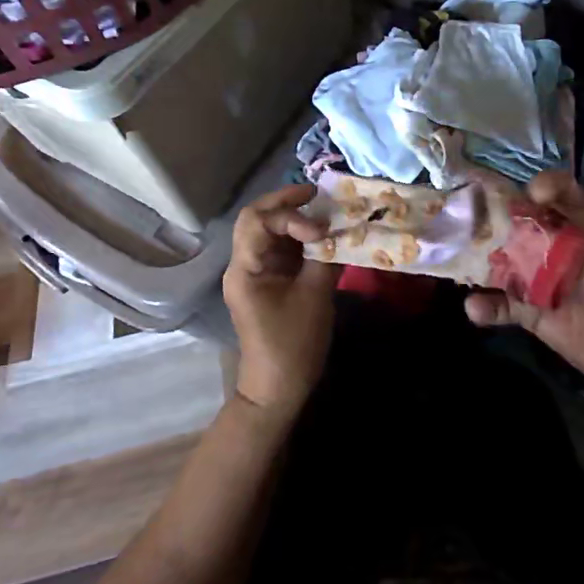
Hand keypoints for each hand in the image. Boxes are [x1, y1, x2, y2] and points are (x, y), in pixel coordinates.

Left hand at [222, 183, 340, 417]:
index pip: (258, 220)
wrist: (277, 389)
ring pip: (270, 231)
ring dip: (296, 219)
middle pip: (258, 219)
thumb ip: (325, 257)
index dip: (291, 214)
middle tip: (319, 194)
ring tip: (326, 212)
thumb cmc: (293, 345)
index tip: (320, 230)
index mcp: (245, 268)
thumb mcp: (314, 298)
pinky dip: (301, 239)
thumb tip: (338, 229)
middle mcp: (244, 264)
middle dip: (288, 203)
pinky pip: (282, 249)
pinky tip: (324, 236)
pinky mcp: (270, 282)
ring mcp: (256, 273)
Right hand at [465, 171, 583, 390]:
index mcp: (580, 228)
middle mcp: (554, 249)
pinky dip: (486, 306)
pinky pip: (504, 306)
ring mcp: (539, 281)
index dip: (544, 188)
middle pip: (521, 225)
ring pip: (504, 263)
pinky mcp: (531, 314)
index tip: (534, 193)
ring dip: (481, 259)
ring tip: (457, 253)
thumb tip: (545, 192)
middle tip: (472, 212)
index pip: (557, 197)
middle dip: (497, 217)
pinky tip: (474, 306)